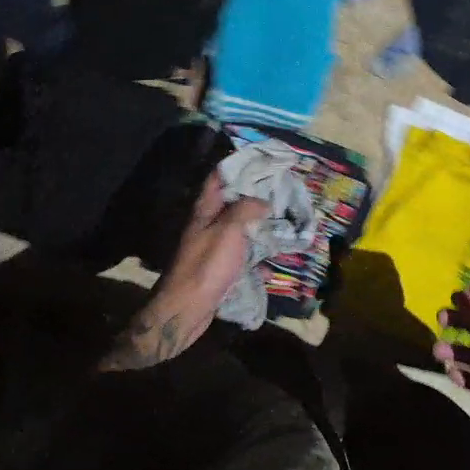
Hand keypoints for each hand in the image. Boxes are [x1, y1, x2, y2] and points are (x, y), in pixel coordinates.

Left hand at [99, 174, 266, 371]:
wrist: (185, 310)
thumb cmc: (206, 266)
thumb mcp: (228, 231)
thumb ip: (246, 210)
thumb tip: (264, 201)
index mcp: (205, 210)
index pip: (218, 177)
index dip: (237, 165)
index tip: (262, 159)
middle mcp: (207, 225)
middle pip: (232, 203)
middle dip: (255, 196)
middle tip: (282, 190)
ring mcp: (213, 248)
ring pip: (240, 230)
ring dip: (259, 227)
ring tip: (284, 222)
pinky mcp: (219, 269)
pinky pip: (242, 258)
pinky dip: (257, 259)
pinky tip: (272, 264)